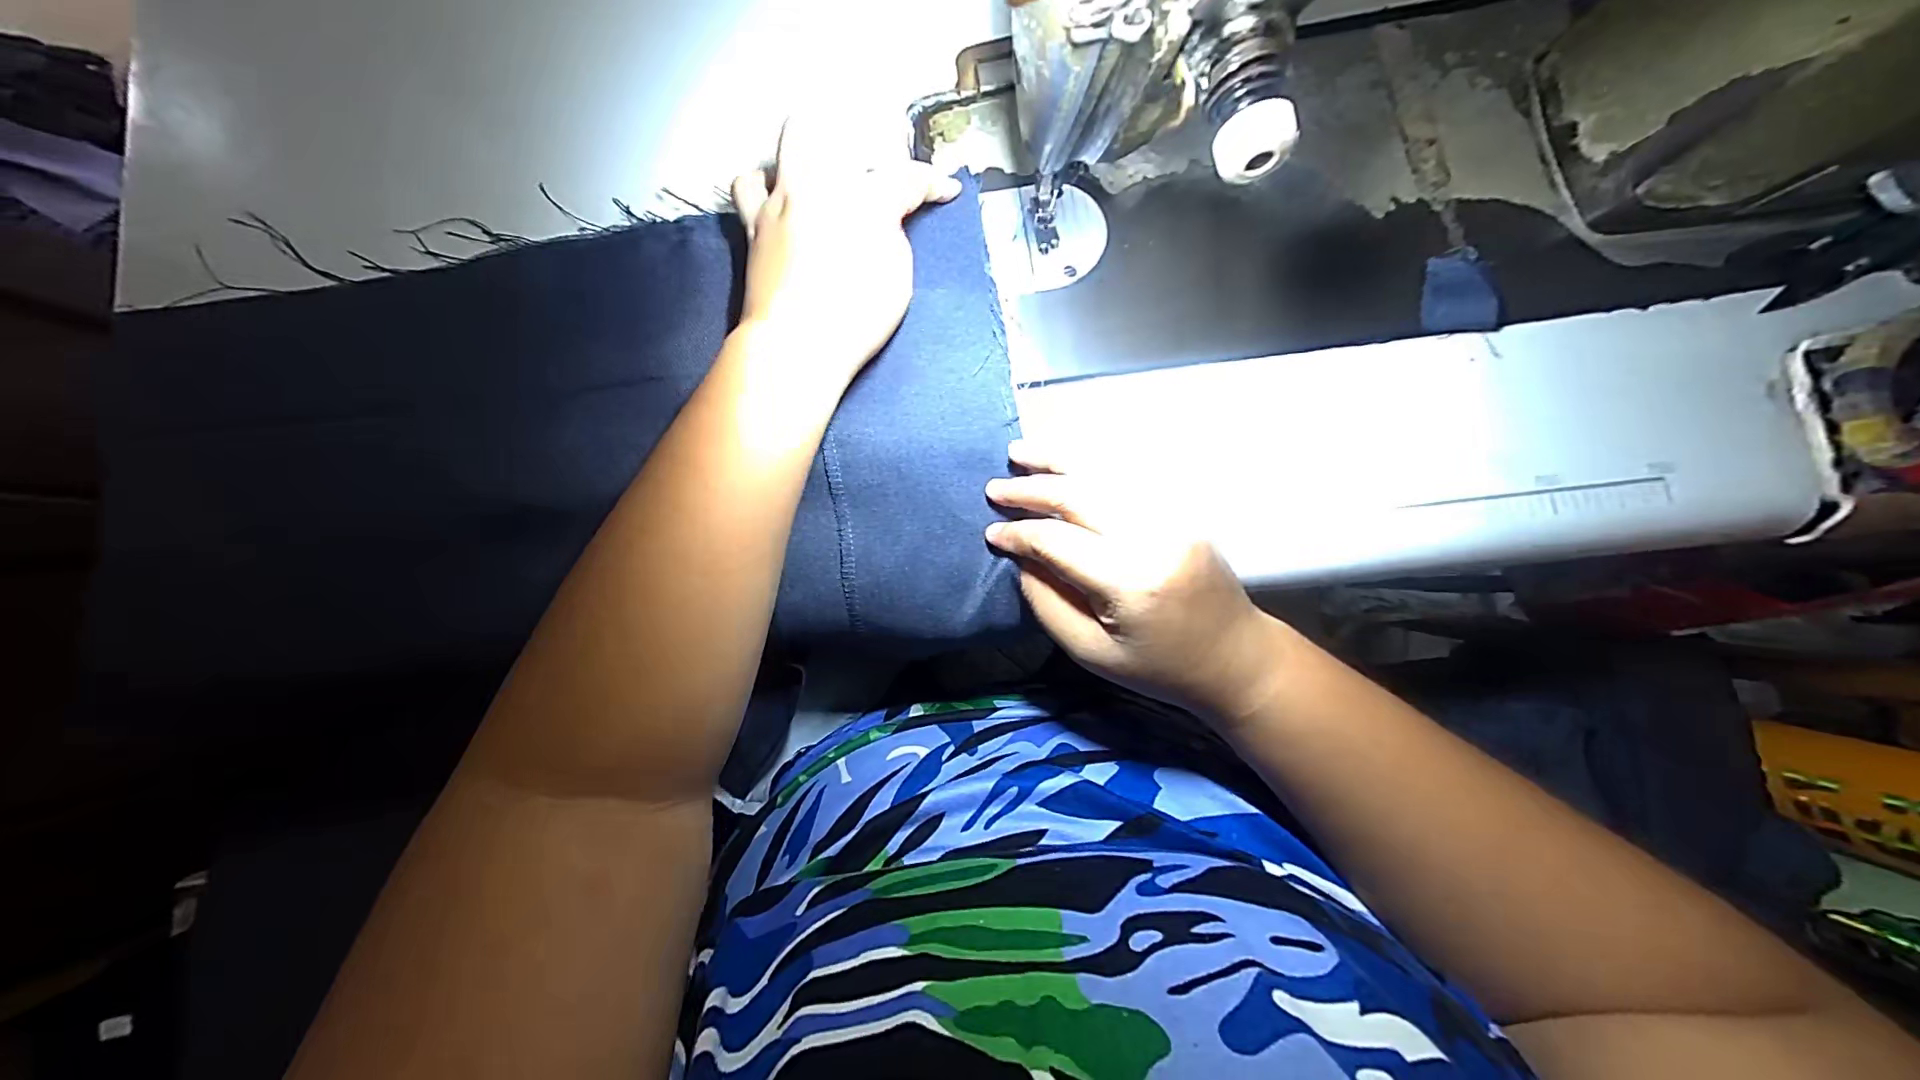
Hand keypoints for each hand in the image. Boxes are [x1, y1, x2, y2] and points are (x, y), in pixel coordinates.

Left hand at [731, 117, 962, 386]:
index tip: (944, 189)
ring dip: (812, 144)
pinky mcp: (754, 222)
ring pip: (793, 138)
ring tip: (823, 170)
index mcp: (867, 199)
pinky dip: (762, 181)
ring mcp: (783, 199)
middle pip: (848, 136)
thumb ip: (895, 235)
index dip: (932, 182)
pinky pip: (749, 182)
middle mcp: (822, 185)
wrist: (797, 344)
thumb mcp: (898, 278)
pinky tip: (775, 194)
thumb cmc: (852, 319)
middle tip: (881, 175)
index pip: (908, 178)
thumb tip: (886, 221)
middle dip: (870, 144)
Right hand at [985, 441, 1291, 725]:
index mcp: (1130, 580)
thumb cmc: (1158, 666)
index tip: (992, 533)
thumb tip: (1022, 556)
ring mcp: (1174, 517)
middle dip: (1032, 488)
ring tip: (1020, 453)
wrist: (1233, 656)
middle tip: (994, 487)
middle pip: (1080, 495)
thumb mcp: (1090, 651)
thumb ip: (1047, 601)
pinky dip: (1094, 464)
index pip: (1058, 541)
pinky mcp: (1182, 511)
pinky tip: (1069, 461)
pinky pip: (1131, 476)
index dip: (1020, 534)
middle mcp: (1154, 537)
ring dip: (1060, 462)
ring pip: (1105, 475)